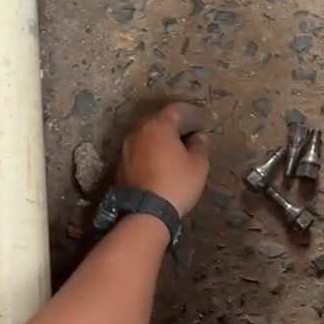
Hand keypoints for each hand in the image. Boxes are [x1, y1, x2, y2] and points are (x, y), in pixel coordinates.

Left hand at [113, 103, 210, 217]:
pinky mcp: (121, 164)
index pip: (175, 110)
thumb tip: (198, 136)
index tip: (202, 122)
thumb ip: (199, 145)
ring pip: (146, 134)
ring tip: (174, 146)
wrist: (145, 213)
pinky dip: (150, 150)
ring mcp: (126, 148)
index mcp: (158, 126)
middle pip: (157, 119)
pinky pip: (139, 149)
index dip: (191, 113)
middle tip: (188, 131)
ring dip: (160, 137)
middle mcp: (139, 131)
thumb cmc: (176, 183)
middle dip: (173, 123)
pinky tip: (159, 160)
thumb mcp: (198, 164)